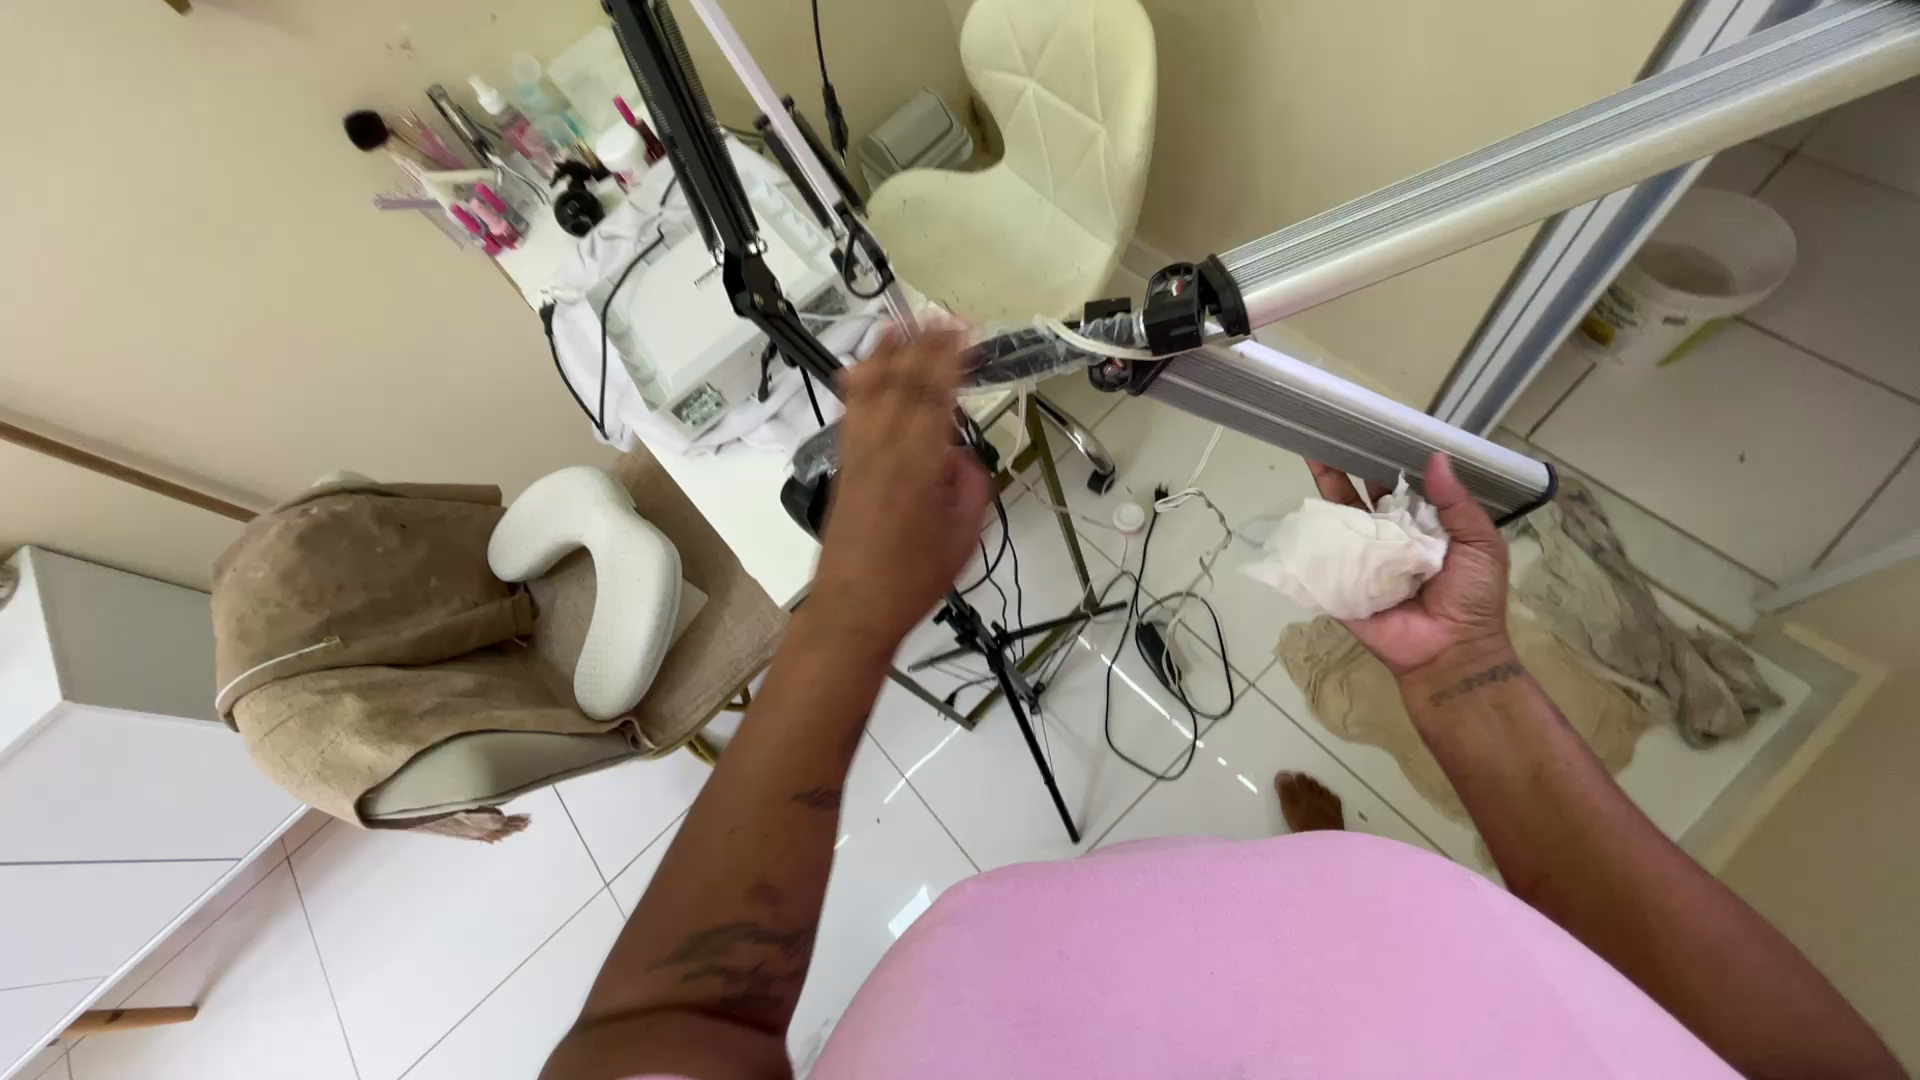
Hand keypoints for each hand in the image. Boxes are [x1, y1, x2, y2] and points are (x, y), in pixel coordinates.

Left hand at [809, 326, 991, 657]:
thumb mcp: (963, 536)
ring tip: (901, 324)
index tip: (964, 331)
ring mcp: (857, 455)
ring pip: (869, 391)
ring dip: (887, 354)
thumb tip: (961, 457)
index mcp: (918, 465)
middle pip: (902, 383)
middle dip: (924, 345)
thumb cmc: (912, 578)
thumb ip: (970, 486)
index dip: (950, 358)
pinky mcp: (842, 466)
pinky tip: (863, 367)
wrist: (853, 607)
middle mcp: (883, 450)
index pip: (935, 396)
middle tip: (942, 317)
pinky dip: (859, 384)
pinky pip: (850, 413)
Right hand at [1306, 453, 1510, 677]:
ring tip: (1308, 459)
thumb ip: (1457, 504)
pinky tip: (1293, 517)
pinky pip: (1320, 560)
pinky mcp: (1337, 584)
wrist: (1450, 650)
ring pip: (1334, 524)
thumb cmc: (1471, 597)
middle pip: (1356, 499)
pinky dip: (1306, 540)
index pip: (1393, 488)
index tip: (1365, 435)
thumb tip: (1436, 458)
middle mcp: (1382, 540)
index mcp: (1416, 527)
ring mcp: (1357, 562)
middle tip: (1325, 438)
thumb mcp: (1481, 543)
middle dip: (1340, 471)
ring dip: (1321, 496)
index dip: (1378, 463)